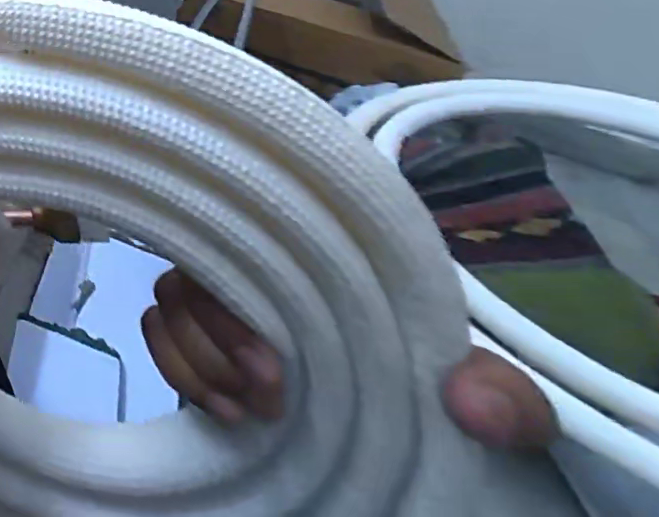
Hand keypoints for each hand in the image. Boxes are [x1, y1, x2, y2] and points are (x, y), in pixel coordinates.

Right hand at [143, 270, 555, 449]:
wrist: (415, 386)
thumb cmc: (438, 364)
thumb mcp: (492, 384)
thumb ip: (501, 392)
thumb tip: (466, 406)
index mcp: (298, 257)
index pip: (230, 249)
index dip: (232, 309)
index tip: (273, 367)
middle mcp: (241, 266)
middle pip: (184, 283)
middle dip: (216, 347)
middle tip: (272, 398)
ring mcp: (213, 300)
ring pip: (165, 307)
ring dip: (197, 363)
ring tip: (251, 410)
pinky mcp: (196, 334)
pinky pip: (156, 332)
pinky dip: (177, 369)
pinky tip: (224, 409)